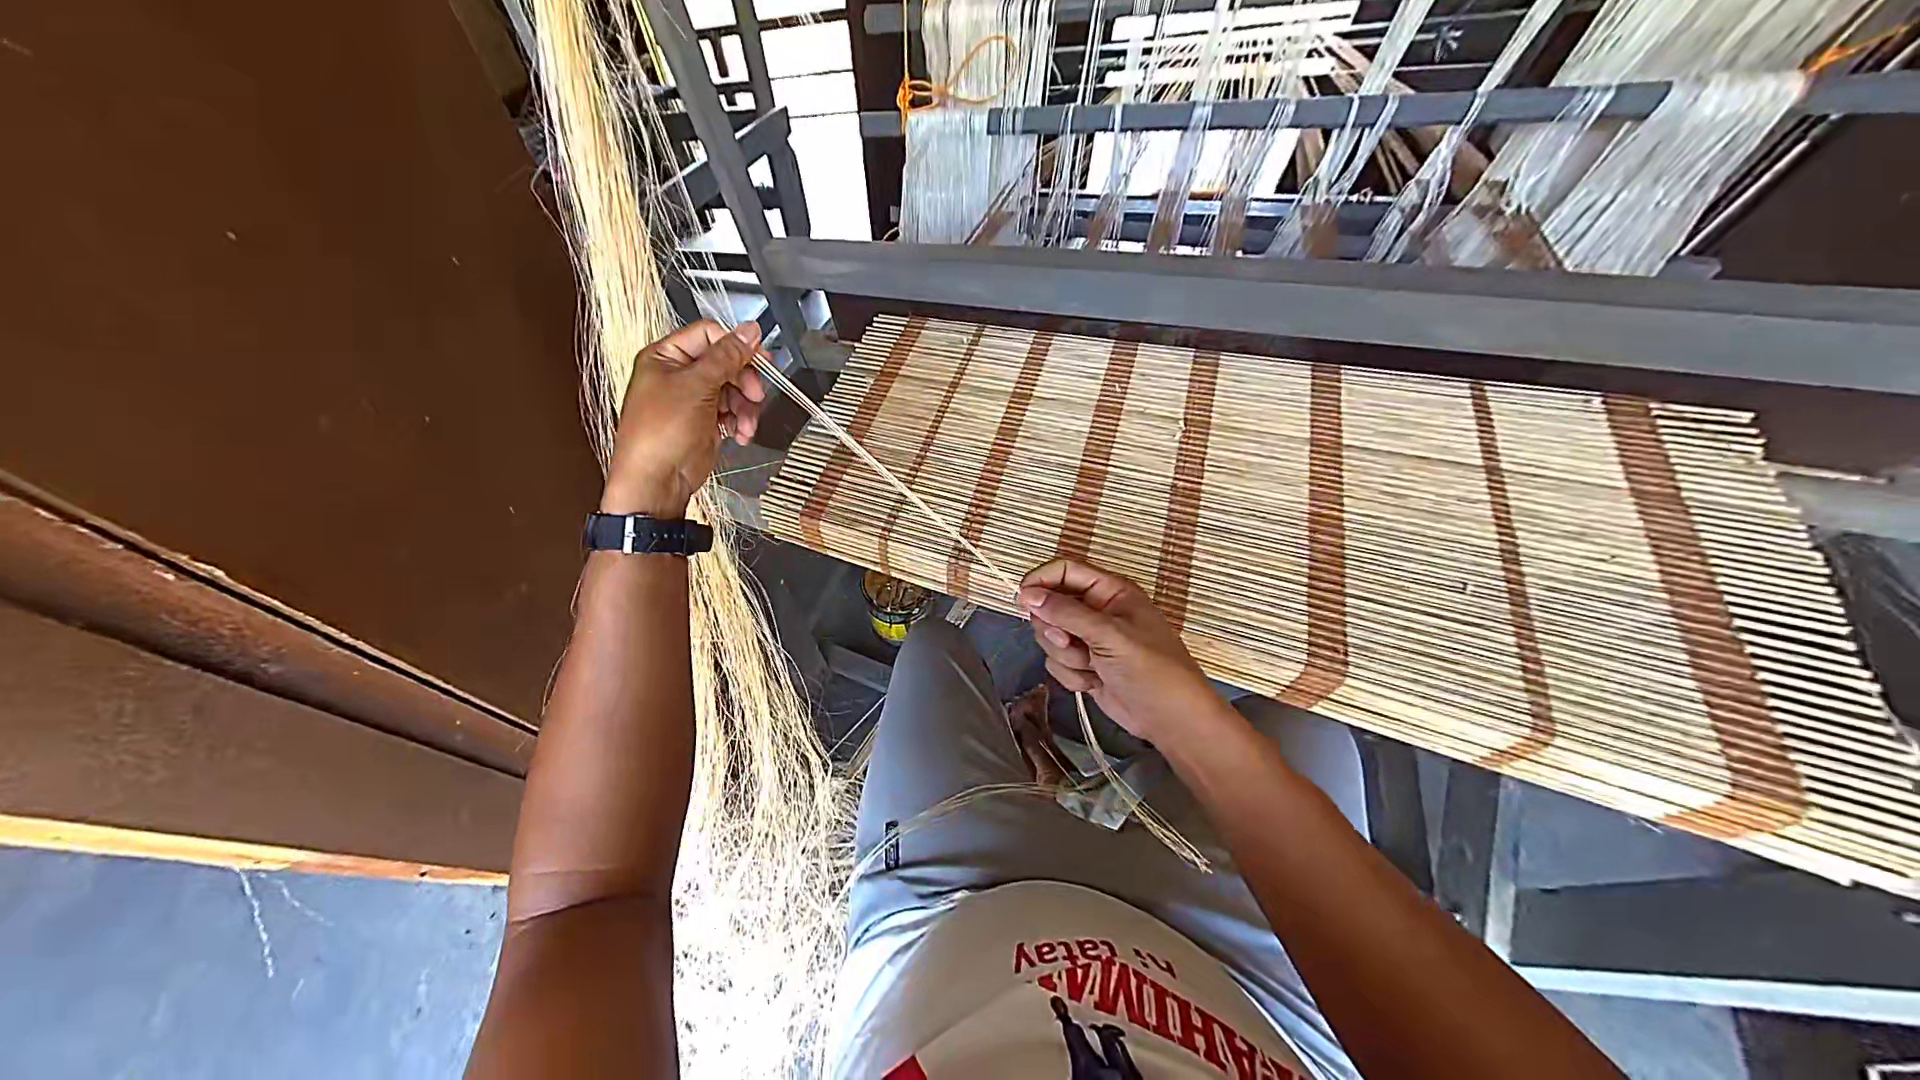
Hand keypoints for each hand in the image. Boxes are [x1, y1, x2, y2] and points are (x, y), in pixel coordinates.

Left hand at [601, 321, 768, 516]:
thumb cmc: (659, 435)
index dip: (736, 346)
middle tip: (755, 393)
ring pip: (734, 390)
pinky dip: (741, 422)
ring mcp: (693, 400)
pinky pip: (733, 412)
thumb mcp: (696, 386)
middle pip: (726, 364)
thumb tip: (749, 331)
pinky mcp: (705, 422)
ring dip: (746, 407)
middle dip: (744, 382)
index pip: (709, 336)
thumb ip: (726, 356)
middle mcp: (679, 375)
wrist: (657, 481)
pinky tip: (741, 433)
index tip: (760, 358)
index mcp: (666, 357)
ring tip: (746, 423)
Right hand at [1018, 559, 1228, 746]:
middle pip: (1050, 606)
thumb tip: (1028, 594)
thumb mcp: (1110, 635)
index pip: (1065, 571)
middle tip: (1071, 644)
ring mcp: (1089, 639)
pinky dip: (1071, 675)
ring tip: (1093, 667)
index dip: (1041, 581)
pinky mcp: (1084, 665)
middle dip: (1055, 630)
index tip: (1022, 600)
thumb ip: (1067, 613)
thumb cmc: (1153, 669)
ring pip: (1049, 638)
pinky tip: (1094, 683)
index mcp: (1110, 591)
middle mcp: (1097, 611)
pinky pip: (1056, 662)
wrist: (1171, 719)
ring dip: (1066, 657)